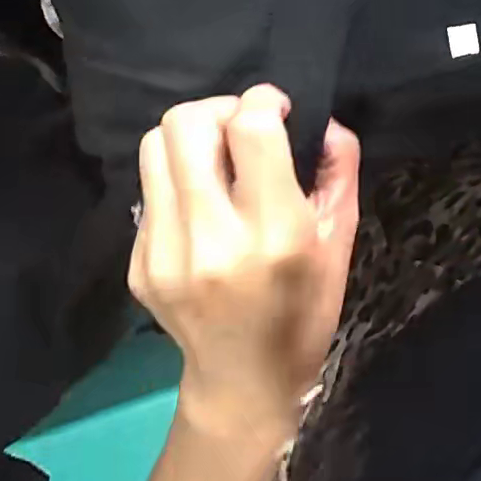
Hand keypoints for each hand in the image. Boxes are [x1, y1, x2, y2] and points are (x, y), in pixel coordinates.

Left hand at [128, 85, 361, 446]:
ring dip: (193, 135)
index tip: (279, 109)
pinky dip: (179, 174)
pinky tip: (203, 200)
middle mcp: (211, 237)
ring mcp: (163, 252)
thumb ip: (339, 165)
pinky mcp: (137, 262)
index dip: (265, 99)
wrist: (244, 381)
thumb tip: (319, 118)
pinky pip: (150, 184)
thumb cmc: (308, 303)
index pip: (250, 127)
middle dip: (222, 108)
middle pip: (187, 123)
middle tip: (245, 129)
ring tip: (219, 155)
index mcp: (273, 231)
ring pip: (155, 144)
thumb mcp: (343, 233)